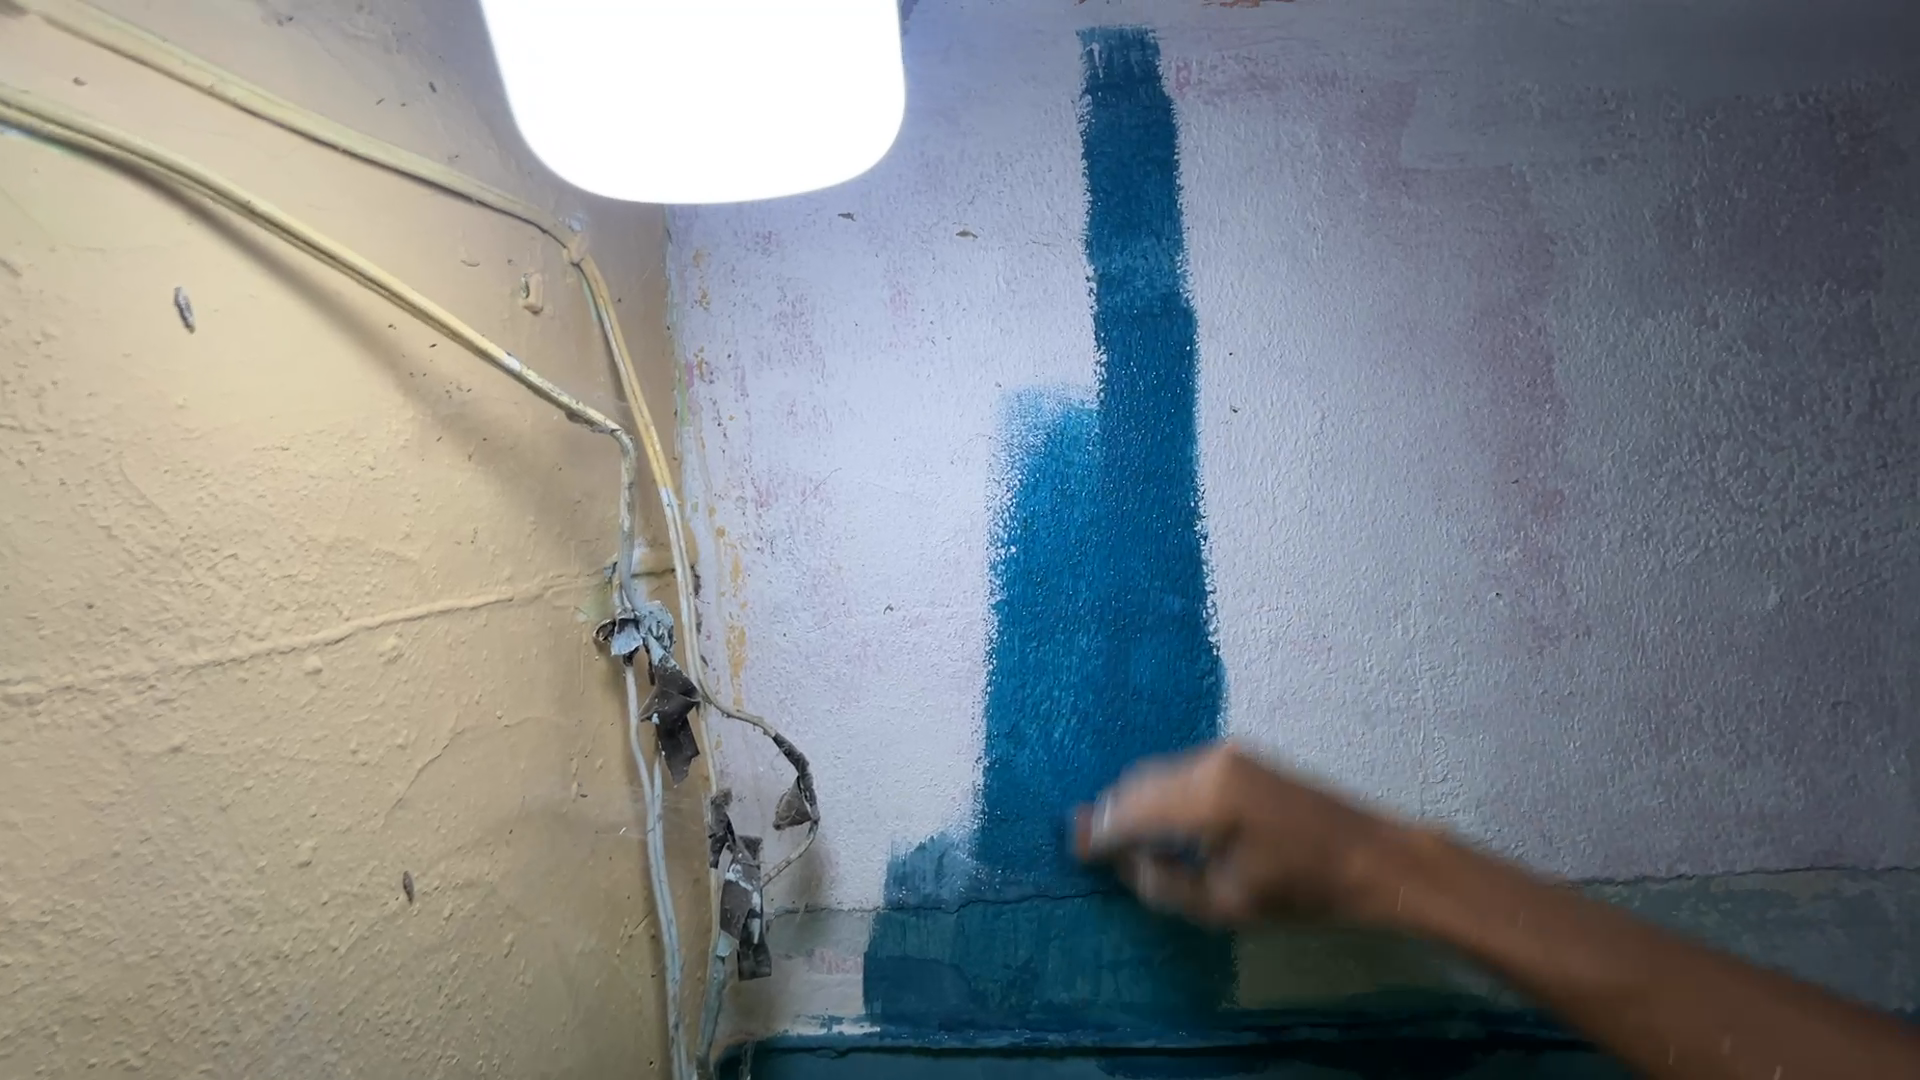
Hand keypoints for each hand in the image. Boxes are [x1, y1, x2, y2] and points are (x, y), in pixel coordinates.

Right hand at [1074, 741, 1393, 926]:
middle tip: (1093, 844)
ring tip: (1125, 837)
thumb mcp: (1227, 905)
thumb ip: (1164, 882)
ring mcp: (1223, 752)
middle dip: (1111, 813)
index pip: (1130, 810)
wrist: (1373, 857)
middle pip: (1136, 783)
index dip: (1098, 831)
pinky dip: (1160, 793)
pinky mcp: (1235, 754)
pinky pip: (1178, 770)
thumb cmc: (1303, 891)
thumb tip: (1124, 859)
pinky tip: (1165, 821)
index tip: (1074, 848)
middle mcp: (1207, 762)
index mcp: (1205, 799)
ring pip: (1156, 772)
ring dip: (1135, 801)